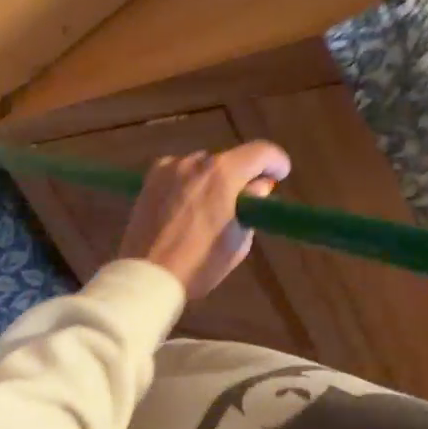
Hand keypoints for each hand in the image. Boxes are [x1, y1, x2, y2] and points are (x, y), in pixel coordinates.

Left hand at [117, 141, 290, 299]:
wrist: (146, 276)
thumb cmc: (197, 264)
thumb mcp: (237, 241)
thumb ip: (251, 207)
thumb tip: (256, 188)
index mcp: (222, 173)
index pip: (260, 152)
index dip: (276, 162)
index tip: (280, 175)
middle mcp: (193, 163)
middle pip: (227, 160)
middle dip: (239, 176)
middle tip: (242, 201)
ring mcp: (166, 170)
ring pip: (199, 167)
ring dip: (210, 180)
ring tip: (208, 208)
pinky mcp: (147, 183)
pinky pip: (176, 175)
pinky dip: (186, 185)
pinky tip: (185, 207)